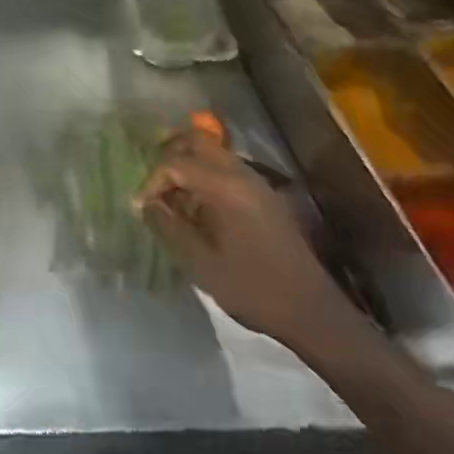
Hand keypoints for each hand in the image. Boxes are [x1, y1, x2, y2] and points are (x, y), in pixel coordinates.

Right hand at [138, 133, 340, 342]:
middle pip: (199, 142)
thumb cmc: (253, 288)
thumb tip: (147, 204)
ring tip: (171, 196)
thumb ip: (170, 228)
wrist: (310, 310)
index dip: (153, 181)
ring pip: (214, 154)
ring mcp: (256, 183)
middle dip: (170, 155)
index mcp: (226, 187)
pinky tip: (198, 207)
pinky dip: (206, 176)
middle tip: (153, 183)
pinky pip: (228, 170)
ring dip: (189, 164)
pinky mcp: (264, 197)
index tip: (142, 207)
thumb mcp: (202, 264)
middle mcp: (242, 174)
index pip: (177, 163)